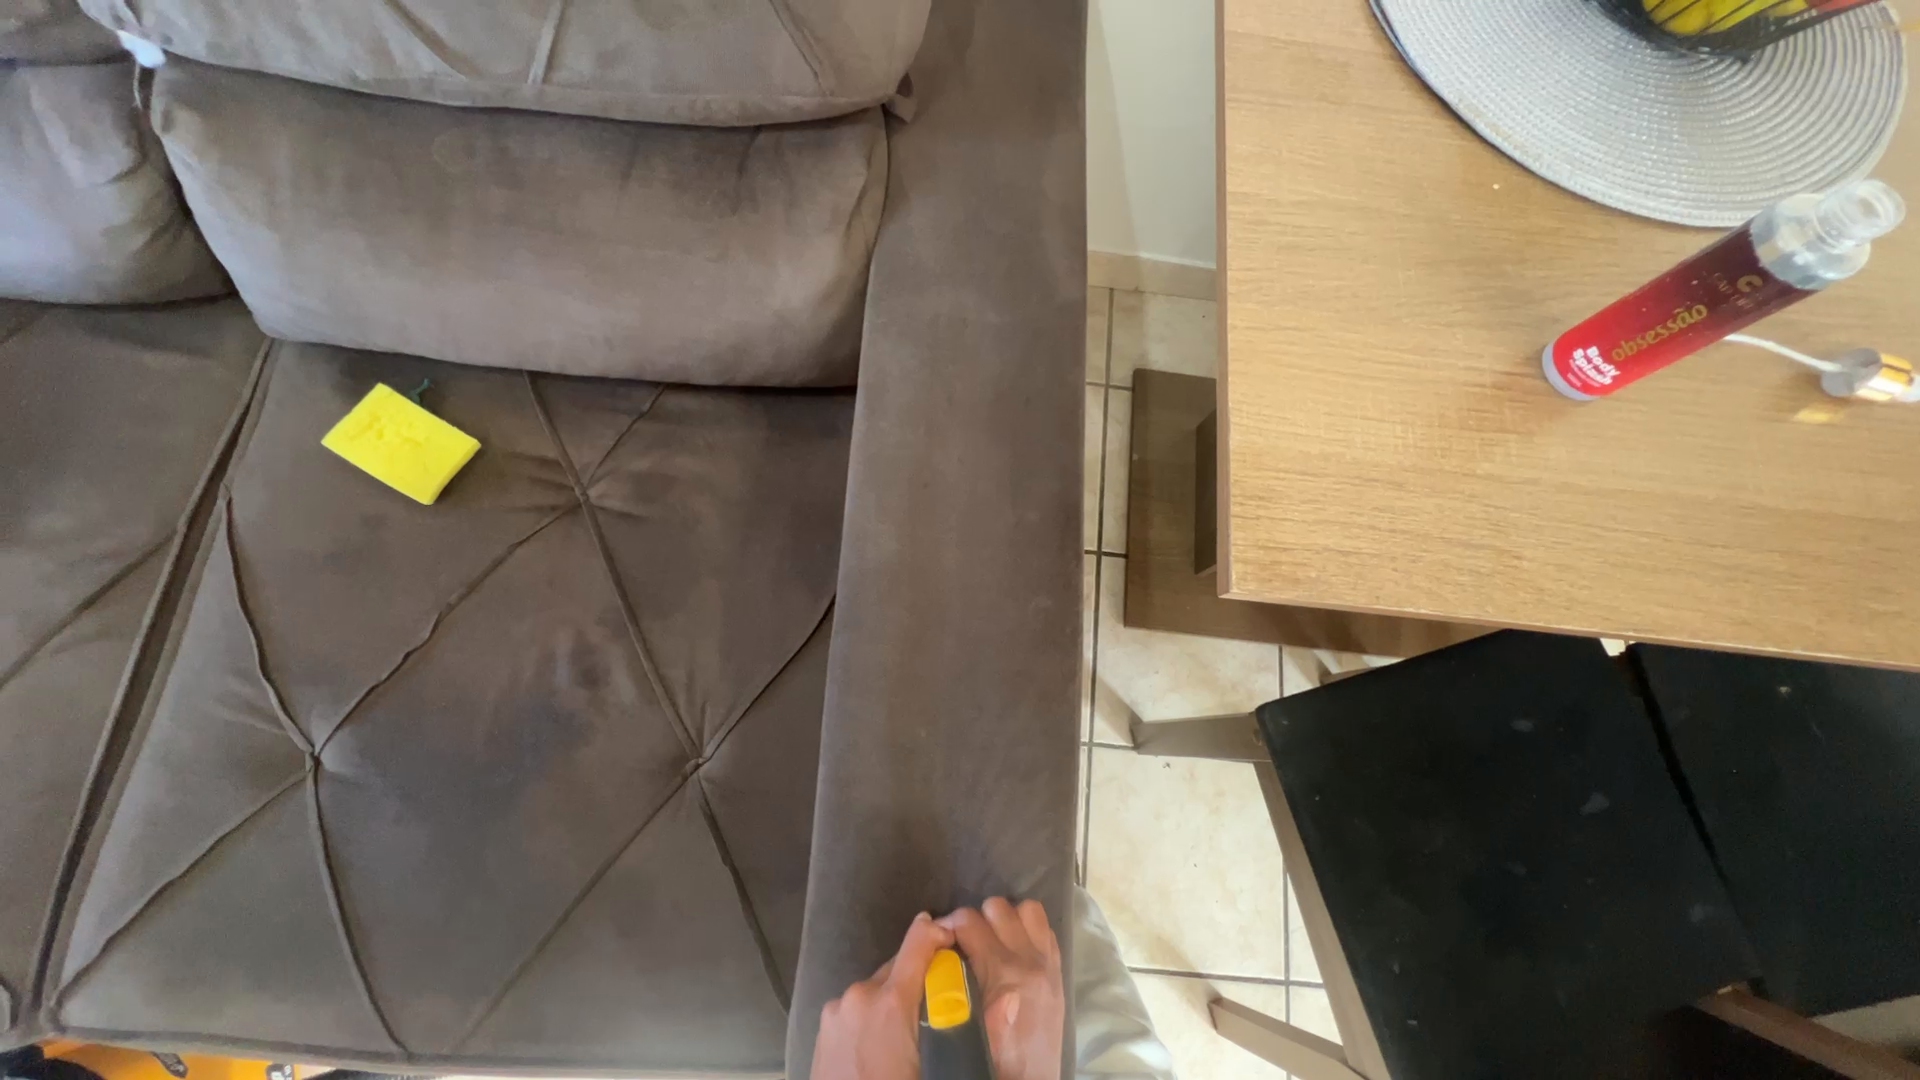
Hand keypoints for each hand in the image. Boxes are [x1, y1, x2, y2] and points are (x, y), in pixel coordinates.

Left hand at [812, 912, 955, 1079]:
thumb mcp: (933, 1066)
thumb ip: (955, 1029)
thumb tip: (1005, 1004)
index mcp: (890, 1003)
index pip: (919, 941)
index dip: (939, 932)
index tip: (955, 937)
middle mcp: (860, 994)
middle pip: (898, 967)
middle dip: (919, 979)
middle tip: (938, 1008)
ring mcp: (836, 1009)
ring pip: (876, 988)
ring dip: (893, 1001)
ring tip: (907, 1036)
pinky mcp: (822, 1026)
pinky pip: (856, 1007)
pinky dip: (871, 1016)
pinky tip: (879, 1047)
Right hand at [939, 898, 1065, 1079]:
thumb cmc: (996, 1059)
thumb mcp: (971, 1028)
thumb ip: (960, 990)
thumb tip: (947, 953)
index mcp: (1004, 972)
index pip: (970, 921)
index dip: (950, 923)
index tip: (941, 936)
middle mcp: (1030, 958)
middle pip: (998, 906)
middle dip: (977, 917)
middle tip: (967, 939)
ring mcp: (1048, 961)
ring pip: (1027, 908)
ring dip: (1007, 918)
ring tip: (992, 938)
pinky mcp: (1059, 968)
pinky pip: (1046, 928)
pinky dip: (1028, 928)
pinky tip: (1015, 947)